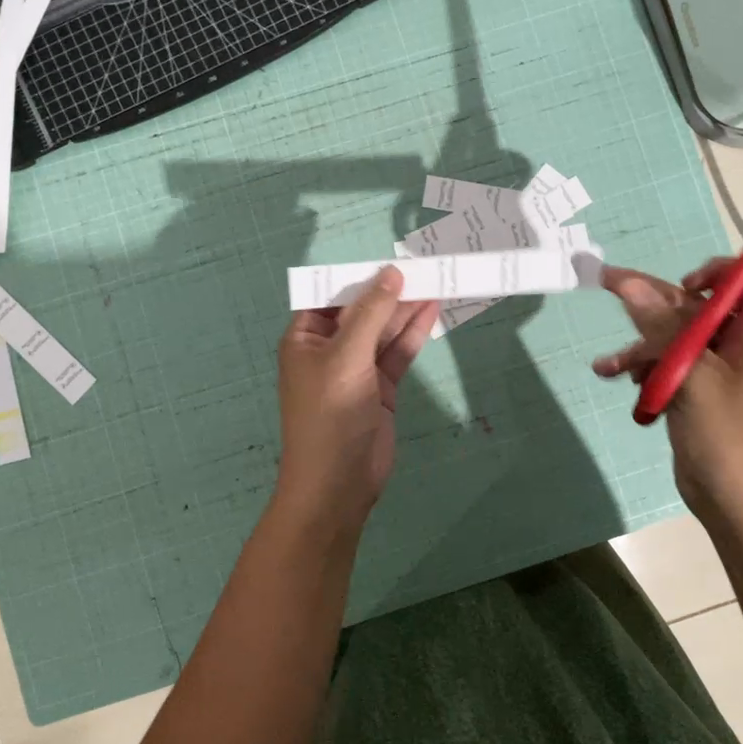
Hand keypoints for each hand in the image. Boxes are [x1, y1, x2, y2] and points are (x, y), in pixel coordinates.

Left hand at [275, 268, 439, 529]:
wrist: (338, 484)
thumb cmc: (329, 415)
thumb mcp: (346, 358)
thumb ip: (371, 313)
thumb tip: (391, 273)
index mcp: (305, 338)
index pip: (331, 295)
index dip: (360, 277)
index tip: (392, 258)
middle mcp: (329, 349)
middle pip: (362, 311)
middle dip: (390, 291)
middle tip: (425, 265)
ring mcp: (356, 369)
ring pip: (384, 330)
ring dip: (406, 309)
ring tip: (437, 280)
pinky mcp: (380, 388)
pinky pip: (397, 353)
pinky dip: (414, 333)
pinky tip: (433, 311)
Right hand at [592, 261, 742, 523]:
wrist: (736, 505)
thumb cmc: (729, 438)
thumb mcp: (693, 377)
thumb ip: (661, 328)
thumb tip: (628, 283)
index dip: (720, 270)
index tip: (683, 284)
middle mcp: (739, 346)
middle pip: (696, 305)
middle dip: (652, 302)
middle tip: (607, 284)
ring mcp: (716, 369)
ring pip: (673, 336)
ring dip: (639, 346)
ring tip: (608, 364)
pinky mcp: (695, 391)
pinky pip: (666, 364)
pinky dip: (642, 369)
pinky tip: (617, 380)